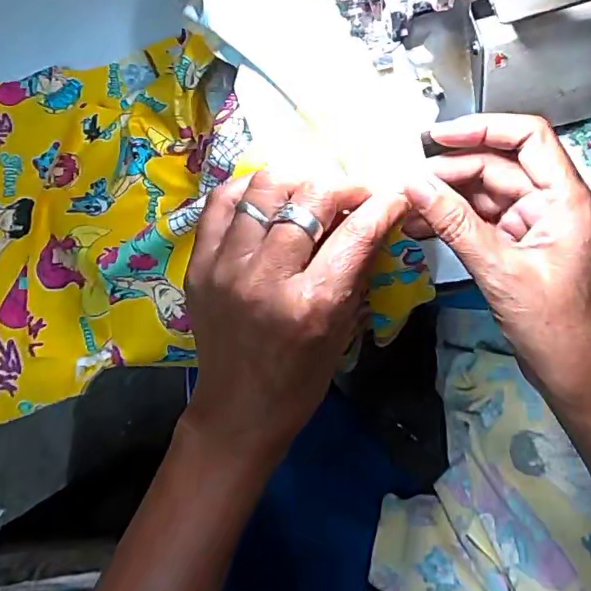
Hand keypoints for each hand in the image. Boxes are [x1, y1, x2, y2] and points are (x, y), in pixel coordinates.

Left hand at [181, 169, 409, 464]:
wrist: (237, 409)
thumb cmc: (299, 380)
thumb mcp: (343, 329)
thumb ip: (357, 269)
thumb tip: (376, 217)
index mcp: (311, 304)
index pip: (354, 234)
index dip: (380, 205)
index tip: (391, 196)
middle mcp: (266, 278)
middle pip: (309, 200)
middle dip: (341, 186)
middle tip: (351, 193)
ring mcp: (225, 266)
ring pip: (264, 189)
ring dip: (296, 181)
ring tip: (309, 191)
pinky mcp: (199, 263)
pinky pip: (222, 201)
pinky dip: (249, 188)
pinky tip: (267, 194)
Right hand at [404, 115, 590, 429]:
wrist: (582, 382)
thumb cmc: (559, 331)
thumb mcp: (500, 271)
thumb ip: (454, 223)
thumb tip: (415, 185)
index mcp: (567, 200)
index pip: (528, 137)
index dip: (482, 128)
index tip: (438, 137)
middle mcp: (555, 205)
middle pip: (499, 166)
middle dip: (453, 172)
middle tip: (411, 185)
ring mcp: (539, 225)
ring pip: (487, 194)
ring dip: (449, 199)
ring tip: (410, 209)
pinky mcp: (524, 246)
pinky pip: (485, 221)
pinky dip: (456, 222)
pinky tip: (425, 228)